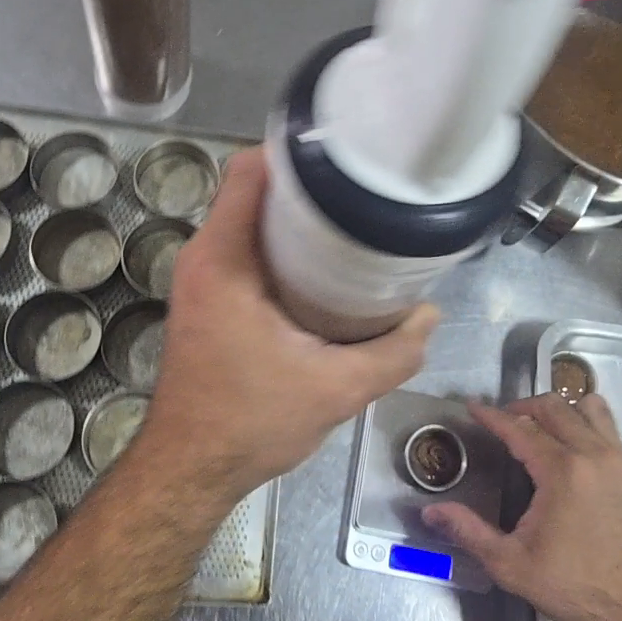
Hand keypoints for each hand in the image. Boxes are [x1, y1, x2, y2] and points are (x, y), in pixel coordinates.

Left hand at [130, 148, 439, 511]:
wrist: (192, 467)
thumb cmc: (250, 423)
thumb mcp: (335, 390)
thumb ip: (392, 353)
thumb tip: (429, 317)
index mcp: (223, 261)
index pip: (248, 172)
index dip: (296, 153)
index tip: (345, 154)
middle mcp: (203, 258)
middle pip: (253, 192)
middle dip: (308, 185)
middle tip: (363, 191)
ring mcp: (200, 278)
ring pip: (249, 221)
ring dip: (294, 218)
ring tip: (352, 222)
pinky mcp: (207, 299)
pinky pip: (245, 250)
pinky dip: (280, 246)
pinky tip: (323, 266)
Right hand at [423, 394, 621, 620]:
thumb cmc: (573, 586)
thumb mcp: (511, 564)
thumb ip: (469, 532)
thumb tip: (429, 512)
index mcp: (562, 470)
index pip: (520, 429)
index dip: (492, 416)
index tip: (473, 407)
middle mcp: (592, 455)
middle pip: (554, 409)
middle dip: (523, 407)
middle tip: (502, 419)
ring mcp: (618, 462)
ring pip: (588, 410)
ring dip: (559, 408)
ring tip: (538, 424)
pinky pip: (608, 428)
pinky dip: (586, 421)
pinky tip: (572, 441)